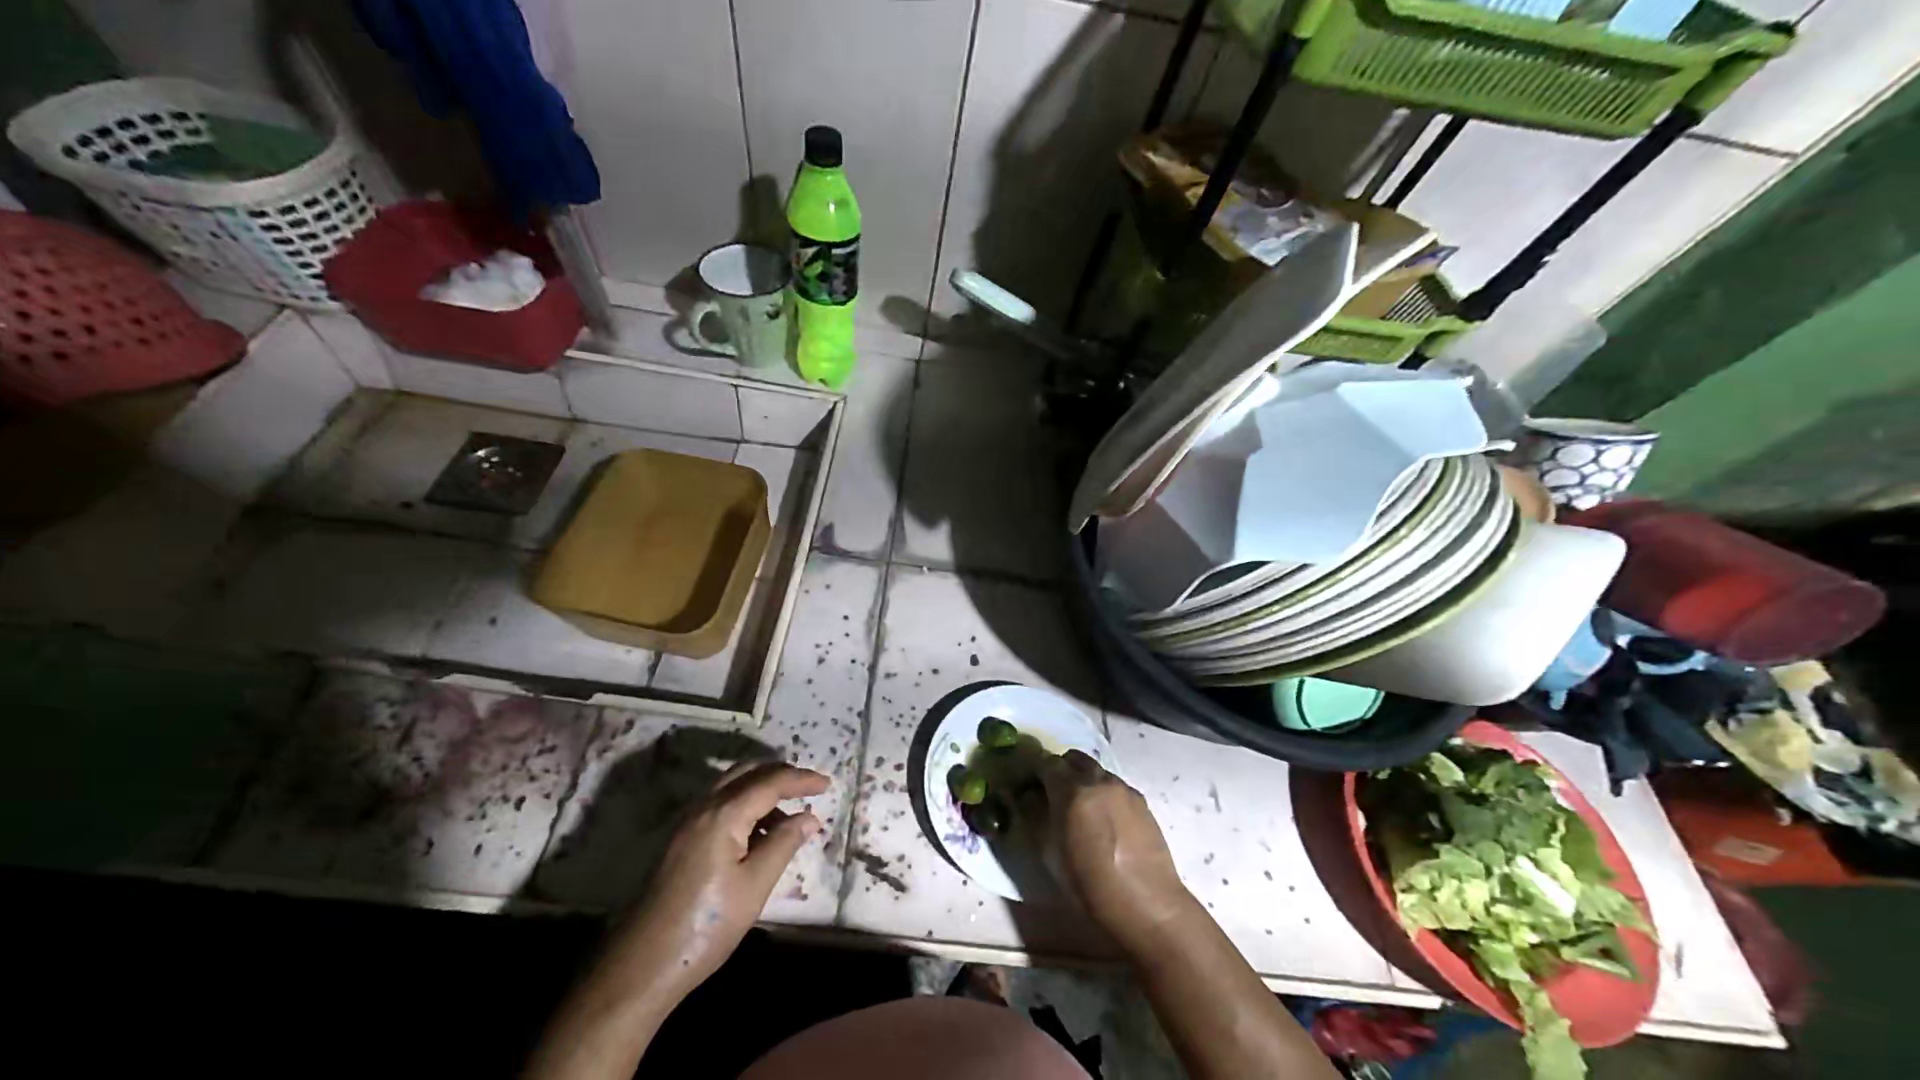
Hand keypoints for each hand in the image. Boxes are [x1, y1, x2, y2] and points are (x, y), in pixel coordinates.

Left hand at [610, 762, 828, 998]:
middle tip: (809, 790)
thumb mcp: (755, 885)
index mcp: (723, 814)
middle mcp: (702, 808)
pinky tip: (759, 835)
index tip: (827, 785)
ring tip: (789, 817)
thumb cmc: (707, 925)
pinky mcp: (681, 841)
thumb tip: (808, 817)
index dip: (801, 780)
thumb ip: (783, 843)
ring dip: (762, 791)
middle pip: (747, 773)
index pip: (770, 782)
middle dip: (780, 775)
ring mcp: (687, 823)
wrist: (643, 965)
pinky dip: (745, 806)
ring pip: (731, 788)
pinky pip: (719, 806)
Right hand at [1042, 750, 1195, 954]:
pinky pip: (1115, 786)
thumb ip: (1037, 817)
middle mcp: (1099, 781)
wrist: (1147, 904)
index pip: (1046, 763)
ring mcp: (1124, 789)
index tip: (1028, 784)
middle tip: (1052, 793)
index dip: (1034, 771)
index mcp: (1072, 791)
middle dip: (1060, 769)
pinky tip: (1104, 819)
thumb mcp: (1051, 854)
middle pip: (1074, 758)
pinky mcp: (1142, 801)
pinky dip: (1103, 792)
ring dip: (1083, 780)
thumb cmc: (1090, 885)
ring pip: (1096, 771)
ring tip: (1080, 808)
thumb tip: (1030, 798)